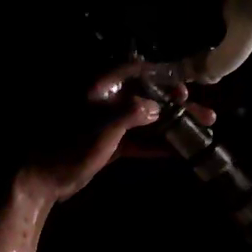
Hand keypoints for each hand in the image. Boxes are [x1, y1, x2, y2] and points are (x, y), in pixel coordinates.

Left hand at [13, 63, 213, 206]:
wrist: (44, 180)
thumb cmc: (69, 149)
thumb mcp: (103, 129)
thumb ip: (131, 113)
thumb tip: (156, 107)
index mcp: (100, 89)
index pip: (137, 72)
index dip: (163, 78)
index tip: (185, 91)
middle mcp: (106, 101)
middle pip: (149, 97)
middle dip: (177, 105)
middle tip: (206, 114)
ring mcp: (108, 123)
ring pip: (147, 119)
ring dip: (172, 125)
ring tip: (202, 130)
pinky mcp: (109, 143)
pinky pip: (138, 139)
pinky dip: (156, 143)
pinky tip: (177, 149)